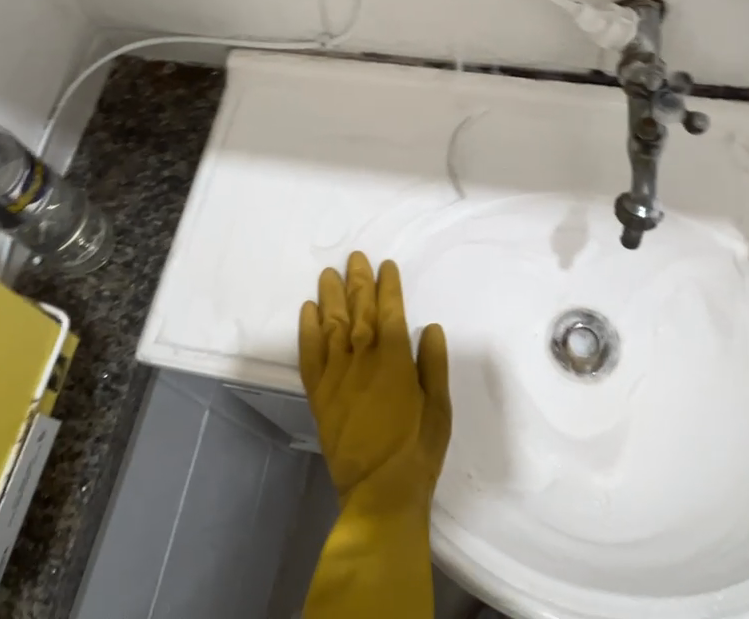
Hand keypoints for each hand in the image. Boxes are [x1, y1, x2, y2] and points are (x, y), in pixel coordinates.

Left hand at [299, 251, 450, 506]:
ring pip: (332, 325)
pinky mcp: (319, 394)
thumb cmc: (417, 452)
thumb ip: (434, 365)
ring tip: (329, 273)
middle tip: (356, 257)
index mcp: (395, 361)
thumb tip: (430, 327)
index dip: (388, 286)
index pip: (391, 312)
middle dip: (359, 281)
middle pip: (358, 311)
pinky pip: (310, 354)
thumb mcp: (439, 409)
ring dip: (331, 296)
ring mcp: (337, 376)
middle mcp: (362, 360)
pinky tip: (308, 310)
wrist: (379, 492)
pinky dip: (308, 329)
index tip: (387, 265)